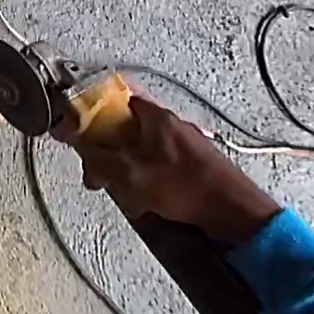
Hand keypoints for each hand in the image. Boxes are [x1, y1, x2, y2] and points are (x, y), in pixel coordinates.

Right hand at [55, 96, 277, 242]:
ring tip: (126, 190)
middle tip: (101, 169)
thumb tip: (81, 152)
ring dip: (128, 169)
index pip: (117, 102)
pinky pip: (158, 167)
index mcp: (156, 118)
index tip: (82, 126)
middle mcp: (171, 126)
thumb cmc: (192, 188)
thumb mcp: (131, 175)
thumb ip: (100, 161)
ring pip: (141, 150)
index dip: (96, 112)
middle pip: (126, 129)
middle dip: (110, 151)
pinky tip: (147, 200)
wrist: (232, 212)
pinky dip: (147, 180)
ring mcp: (183, 145)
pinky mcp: (191, 166)